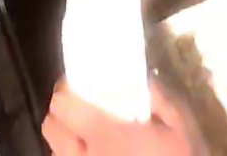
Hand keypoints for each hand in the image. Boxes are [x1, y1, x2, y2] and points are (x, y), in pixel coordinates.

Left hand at [42, 82, 197, 155]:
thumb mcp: (177, 125)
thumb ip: (159, 98)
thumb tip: (145, 78)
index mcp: (105, 134)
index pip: (63, 106)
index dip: (65, 89)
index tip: (76, 81)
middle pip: (50, 128)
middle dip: (60, 113)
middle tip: (78, 105)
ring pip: (55, 153)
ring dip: (64, 140)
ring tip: (83, 134)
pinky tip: (91, 155)